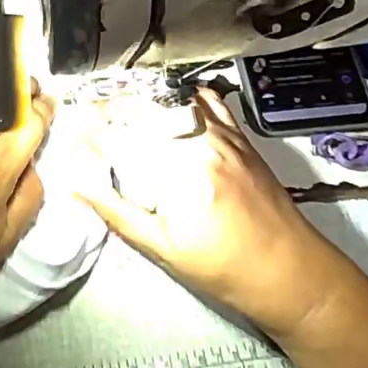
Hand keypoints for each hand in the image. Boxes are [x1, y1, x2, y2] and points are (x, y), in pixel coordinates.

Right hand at [76, 89, 357, 340]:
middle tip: (95, 115)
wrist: (290, 271)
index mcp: (181, 172)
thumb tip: (80, 189)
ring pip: (178, 99)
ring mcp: (226, 136)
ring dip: (147, 98)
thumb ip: (120, 213)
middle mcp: (203, 143)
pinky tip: (171, 102)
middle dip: (117, 107)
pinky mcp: (242, 138)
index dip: (95, 130)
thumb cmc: (225, 269)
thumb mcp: (165, 249)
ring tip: (124, 106)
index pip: (126, 136)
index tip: (77, 132)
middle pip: (150, 108)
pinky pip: (212, 103)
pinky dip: (187, 96)